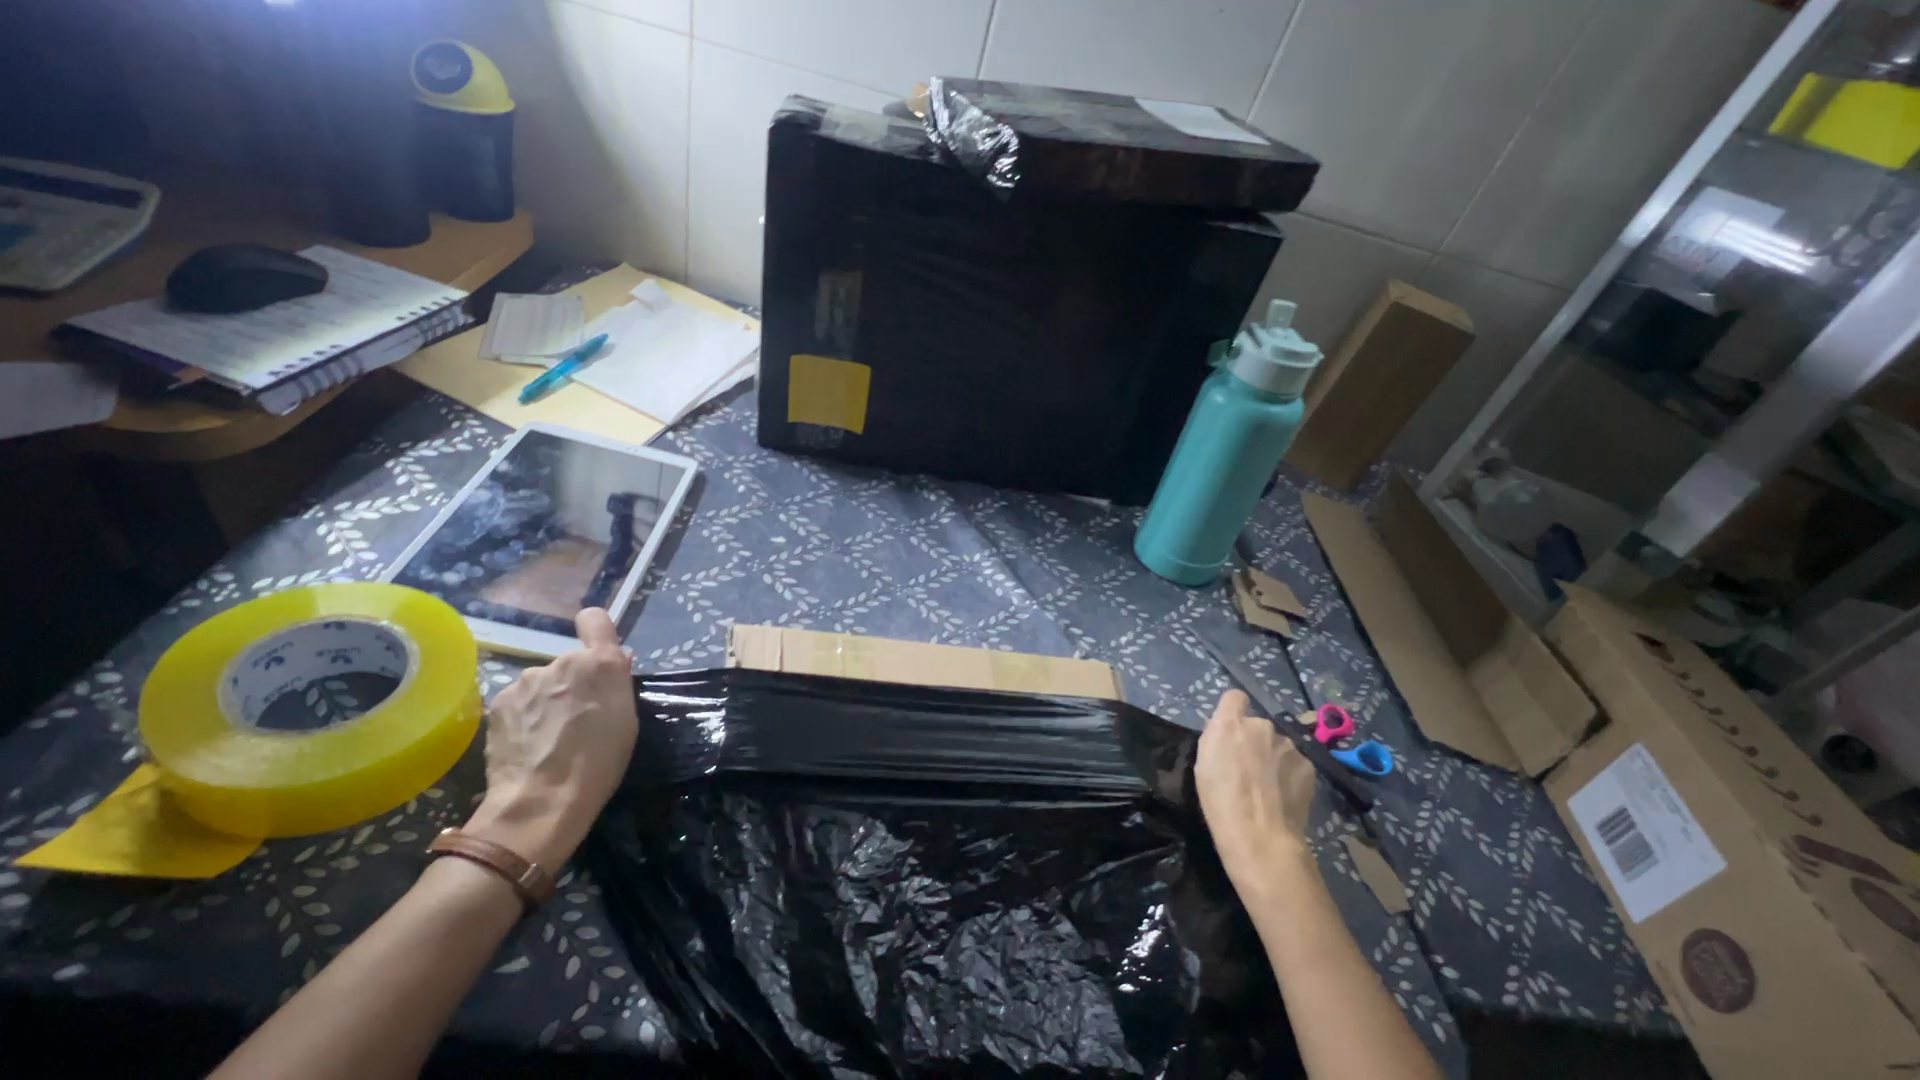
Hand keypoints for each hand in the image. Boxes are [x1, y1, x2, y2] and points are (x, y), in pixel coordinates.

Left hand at [463, 609, 638, 868]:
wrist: (541, 800)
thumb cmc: (599, 763)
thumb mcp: (626, 721)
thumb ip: (617, 683)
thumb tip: (614, 660)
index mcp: (599, 663)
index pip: (595, 618)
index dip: (596, 631)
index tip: (597, 655)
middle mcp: (561, 661)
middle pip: (569, 663)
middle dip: (573, 683)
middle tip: (577, 720)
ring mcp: (525, 680)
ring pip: (541, 683)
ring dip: (546, 700)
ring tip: (548, 738)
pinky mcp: (498, 702)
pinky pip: (518, 702)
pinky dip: (523, 716)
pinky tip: (526, 745)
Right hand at [1194, 690, 1317, 889]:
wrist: (1261, 836)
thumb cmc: (1220, 802)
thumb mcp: (1203, 766)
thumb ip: (1215, 739)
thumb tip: (1224, 730)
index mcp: (1230, 724)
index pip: (1234, 697)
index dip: (1233, 711)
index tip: (1231, 731)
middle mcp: (1262, 726)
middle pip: (1258, 725)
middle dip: (1255, 741)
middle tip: (1249, 769)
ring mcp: (1288, 745)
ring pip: (1279, 745)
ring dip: (1274, 758)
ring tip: (1269, 788)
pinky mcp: (1309, 764)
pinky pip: (1296, 763)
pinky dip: (1291, 774)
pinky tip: (1285, 796)